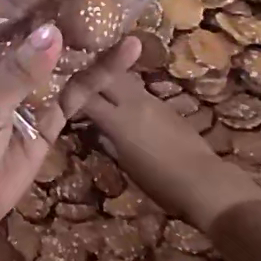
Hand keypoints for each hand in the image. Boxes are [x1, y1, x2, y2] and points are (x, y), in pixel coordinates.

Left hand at [0, 0, 140, 246]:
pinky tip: (129, 48)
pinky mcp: (52, 114)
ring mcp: (33, 85)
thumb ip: (16, 72)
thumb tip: (53, 33)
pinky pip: (81, 87)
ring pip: (70, 48)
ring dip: (96, 23)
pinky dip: (104, 70)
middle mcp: (9, 58)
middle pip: (46, 15)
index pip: (13, 1)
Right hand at [69, 67, 259, 225]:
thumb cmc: (161, 183)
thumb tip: (93, 127)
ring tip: (91, 83)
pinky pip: (137, 89)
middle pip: (103, 76)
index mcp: (119, 120)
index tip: (56, 94)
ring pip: (122, 78)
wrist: (204, 181)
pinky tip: (117, 99)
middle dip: (86, 76)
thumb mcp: (126, 165)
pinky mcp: (164, 104)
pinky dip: (122, 89)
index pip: (84, 97)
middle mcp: (133, 102)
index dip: (68, 94)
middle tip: (70, 80)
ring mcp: (151, 100)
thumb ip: (107, 141)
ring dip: (105, 78)